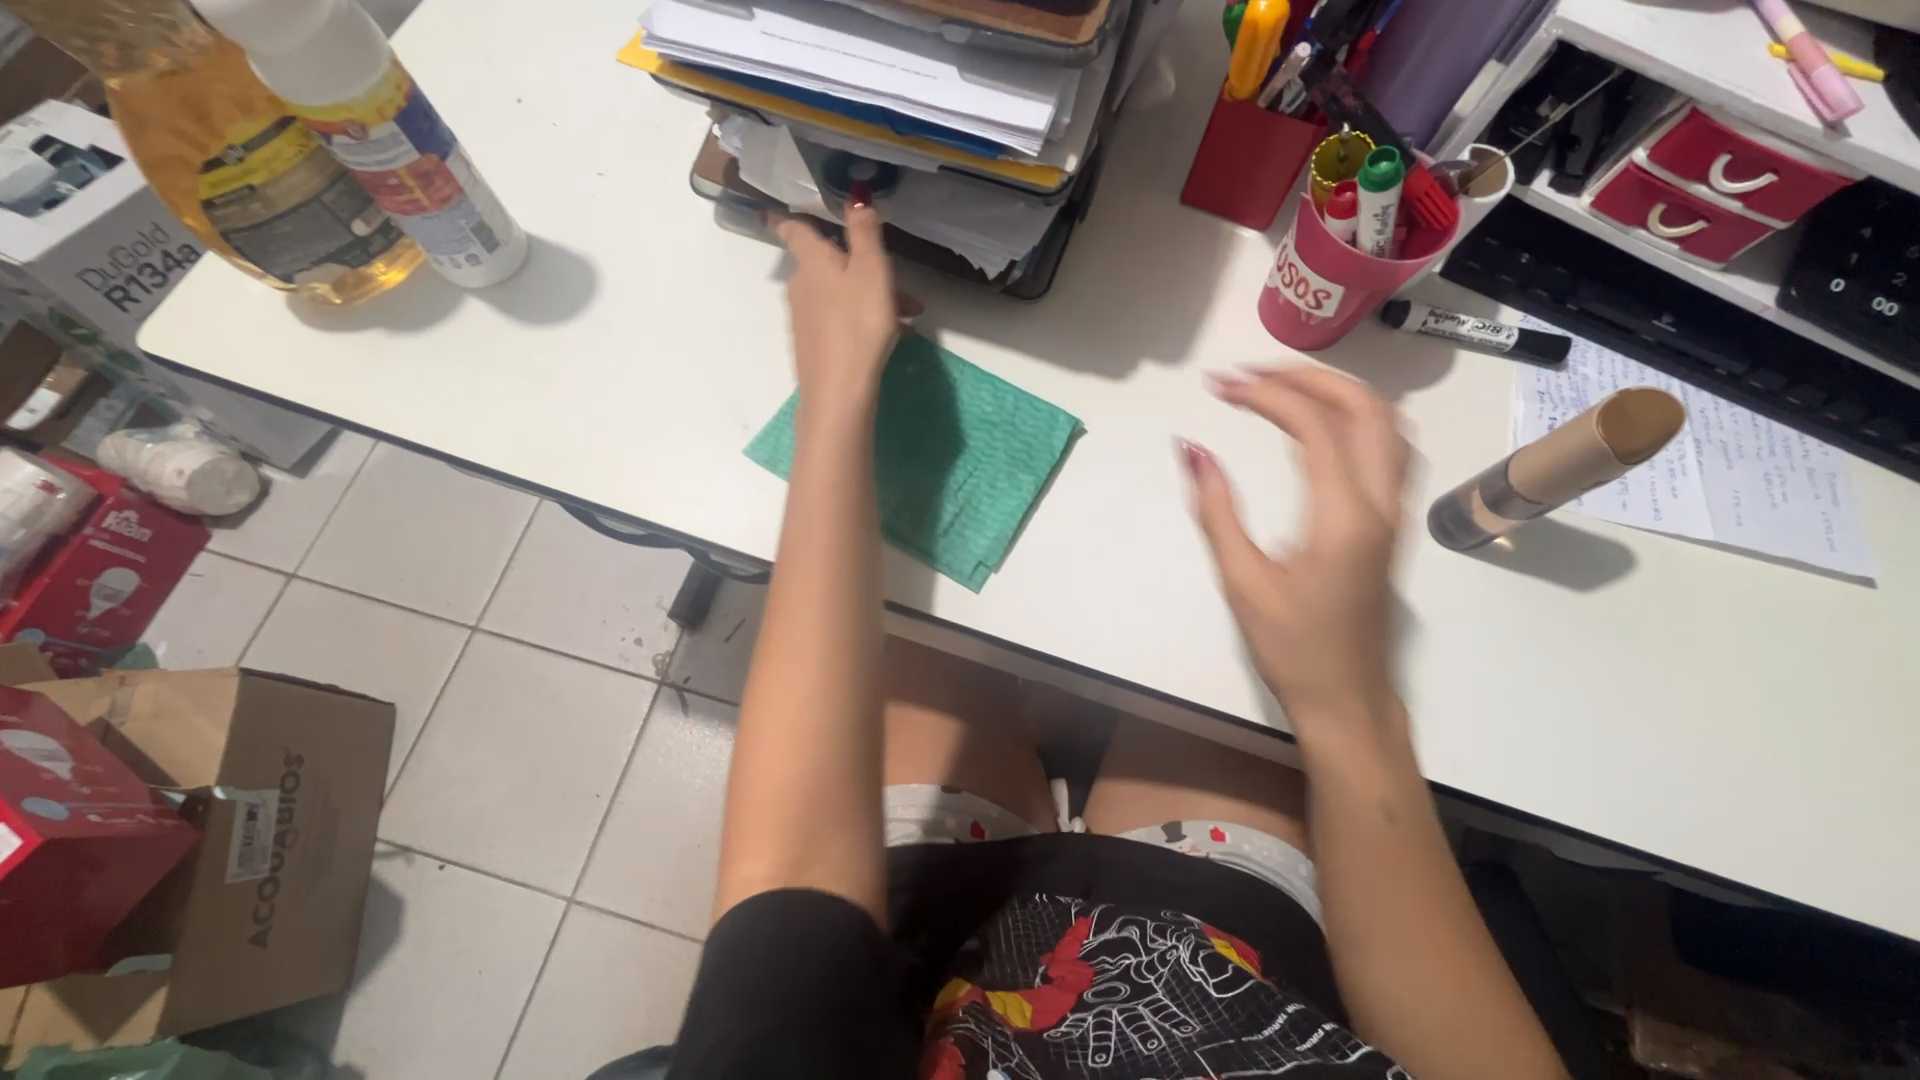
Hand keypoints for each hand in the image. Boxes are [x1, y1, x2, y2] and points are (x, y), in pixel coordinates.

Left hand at [775, 203, 899, 419]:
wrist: (838, 390)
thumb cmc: (857, 323)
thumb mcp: (871, 271)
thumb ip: (865, 232)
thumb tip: (855, 194)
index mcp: (812, 261)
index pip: (794, 230)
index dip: (788, 218)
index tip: (776, 211)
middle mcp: (800, 286)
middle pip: (826, 266)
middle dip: (859, 267)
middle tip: (896, 283)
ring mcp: (803, 319)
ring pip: (837, 296)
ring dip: (867, 298)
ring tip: (905, 316)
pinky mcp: (812, 347)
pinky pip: (838, 322)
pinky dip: (859, 321)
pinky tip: (885, 338)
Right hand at [1181, 366, 1411, 732]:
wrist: (1348, 697)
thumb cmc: (1291, 648)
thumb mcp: (1242, 581)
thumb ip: (1216, 510)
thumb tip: (1192, 450)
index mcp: (1343, 517)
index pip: (1314, 425)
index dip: (1265, 394)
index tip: (1220, 387)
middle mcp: (1381, 504)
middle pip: (1364, 407)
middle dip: (1306, 376)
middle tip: (1250, 374)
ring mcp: (1395, 511)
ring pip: (1387, 422)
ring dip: (1337, 391)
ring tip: (1281, 388)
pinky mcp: (1392, 522)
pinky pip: (1390, 446)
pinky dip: (1356, 416)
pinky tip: (1321, 425)